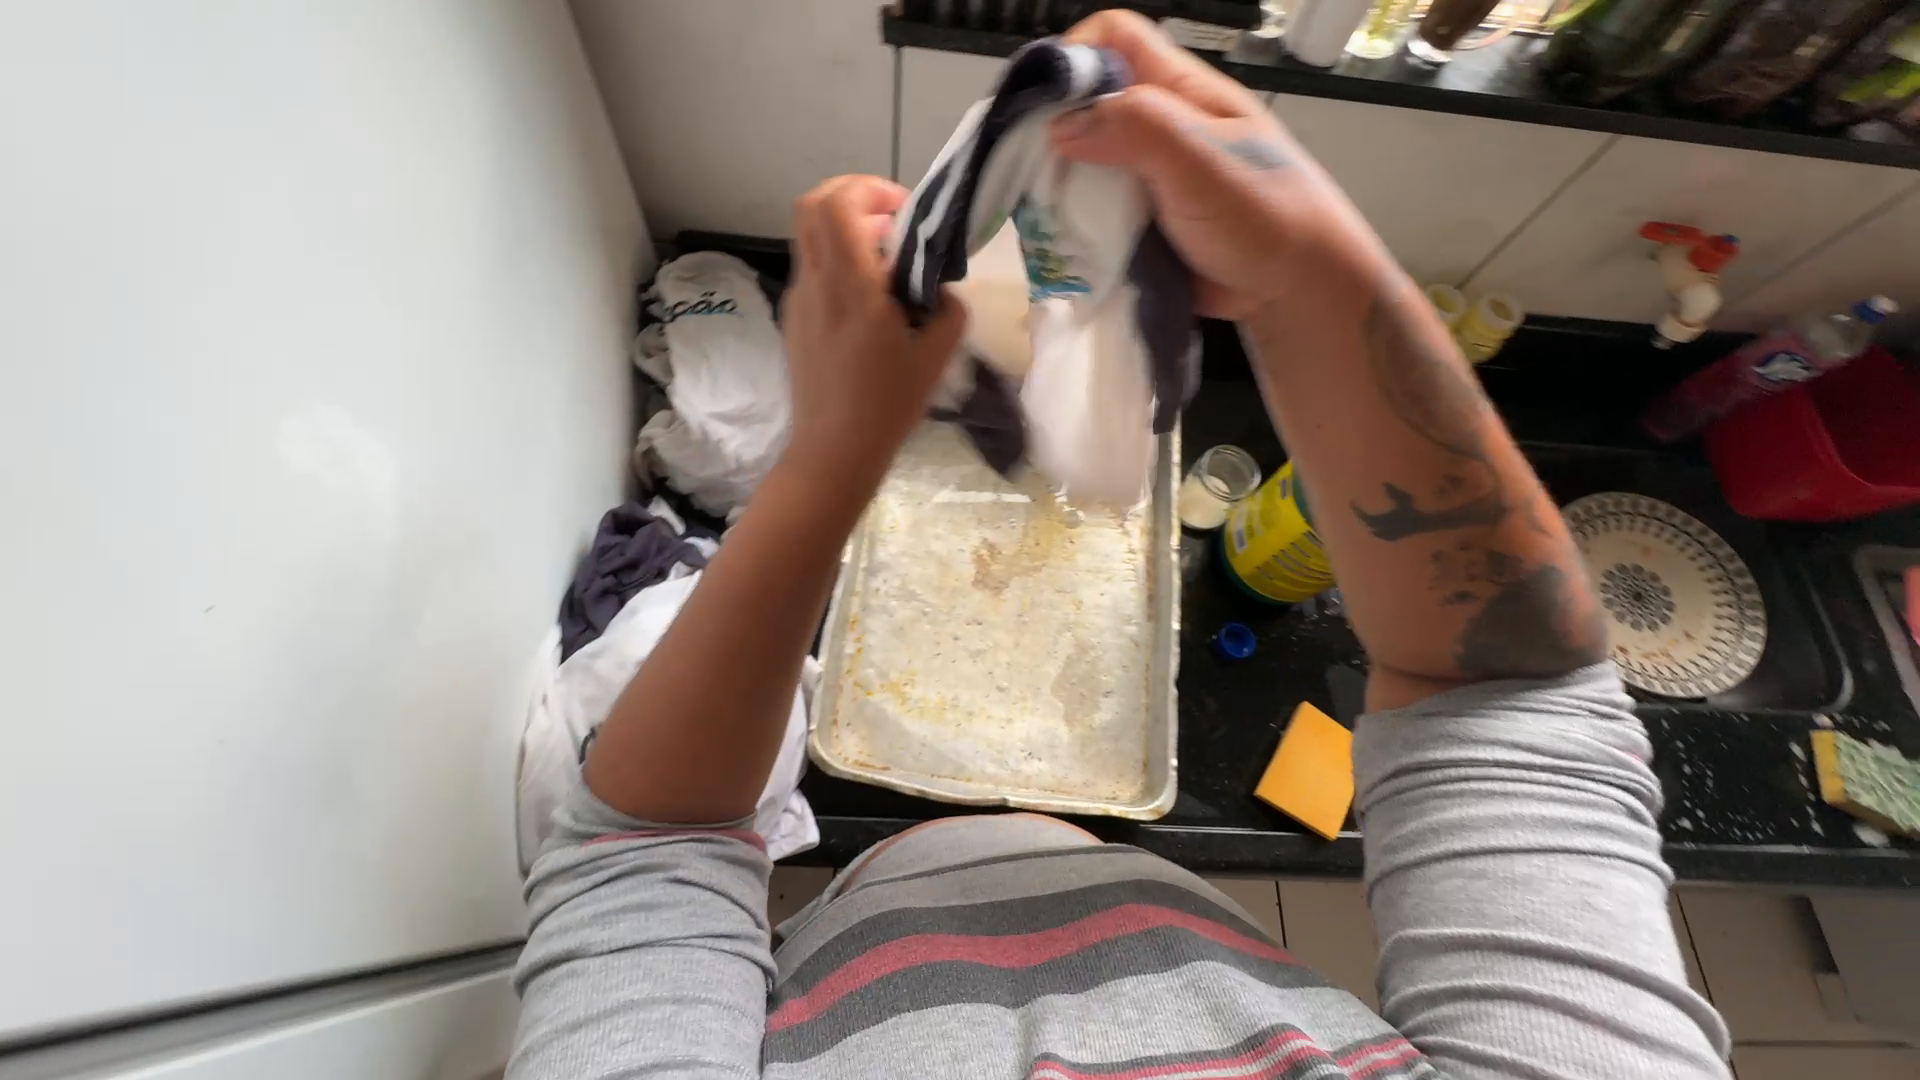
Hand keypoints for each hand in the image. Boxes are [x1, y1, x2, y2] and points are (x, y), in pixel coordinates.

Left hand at [782, 175, 966, 492]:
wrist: (833, 451)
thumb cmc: (887, 405)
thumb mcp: (935, 358)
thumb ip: (948, 311)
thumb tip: (941, 292)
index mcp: (851, 284)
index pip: (837, 202)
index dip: (869, 188)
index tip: (902, 212)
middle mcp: (816, 283)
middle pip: (812, 207)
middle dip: (852, 201)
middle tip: (890, 228)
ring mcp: (798, 303)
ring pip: (811, 241)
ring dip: (845, 237)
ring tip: (884, 273)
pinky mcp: (793, 324)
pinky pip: (813, 275)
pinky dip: (837, 269)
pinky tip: (865, 310)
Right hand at [1052, 10, 1390, 321]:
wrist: (1292, 289)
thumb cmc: (1263, 214)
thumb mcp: (1200, 158)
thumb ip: (1135, 128)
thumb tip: (1061, 127)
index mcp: (1177, 93)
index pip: (1115, 39)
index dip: (1073, 55)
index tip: (1038, 103)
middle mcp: (1155, 132)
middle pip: (1087, 109)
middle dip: (1051, 133)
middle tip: (1024, 171)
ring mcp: (1145, 184)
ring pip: (1084, 170)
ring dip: (1058, 190)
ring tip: (1035, 216)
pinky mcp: (1138, 231)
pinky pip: (1093, 221)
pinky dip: (1072, 230)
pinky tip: (1058, 246)